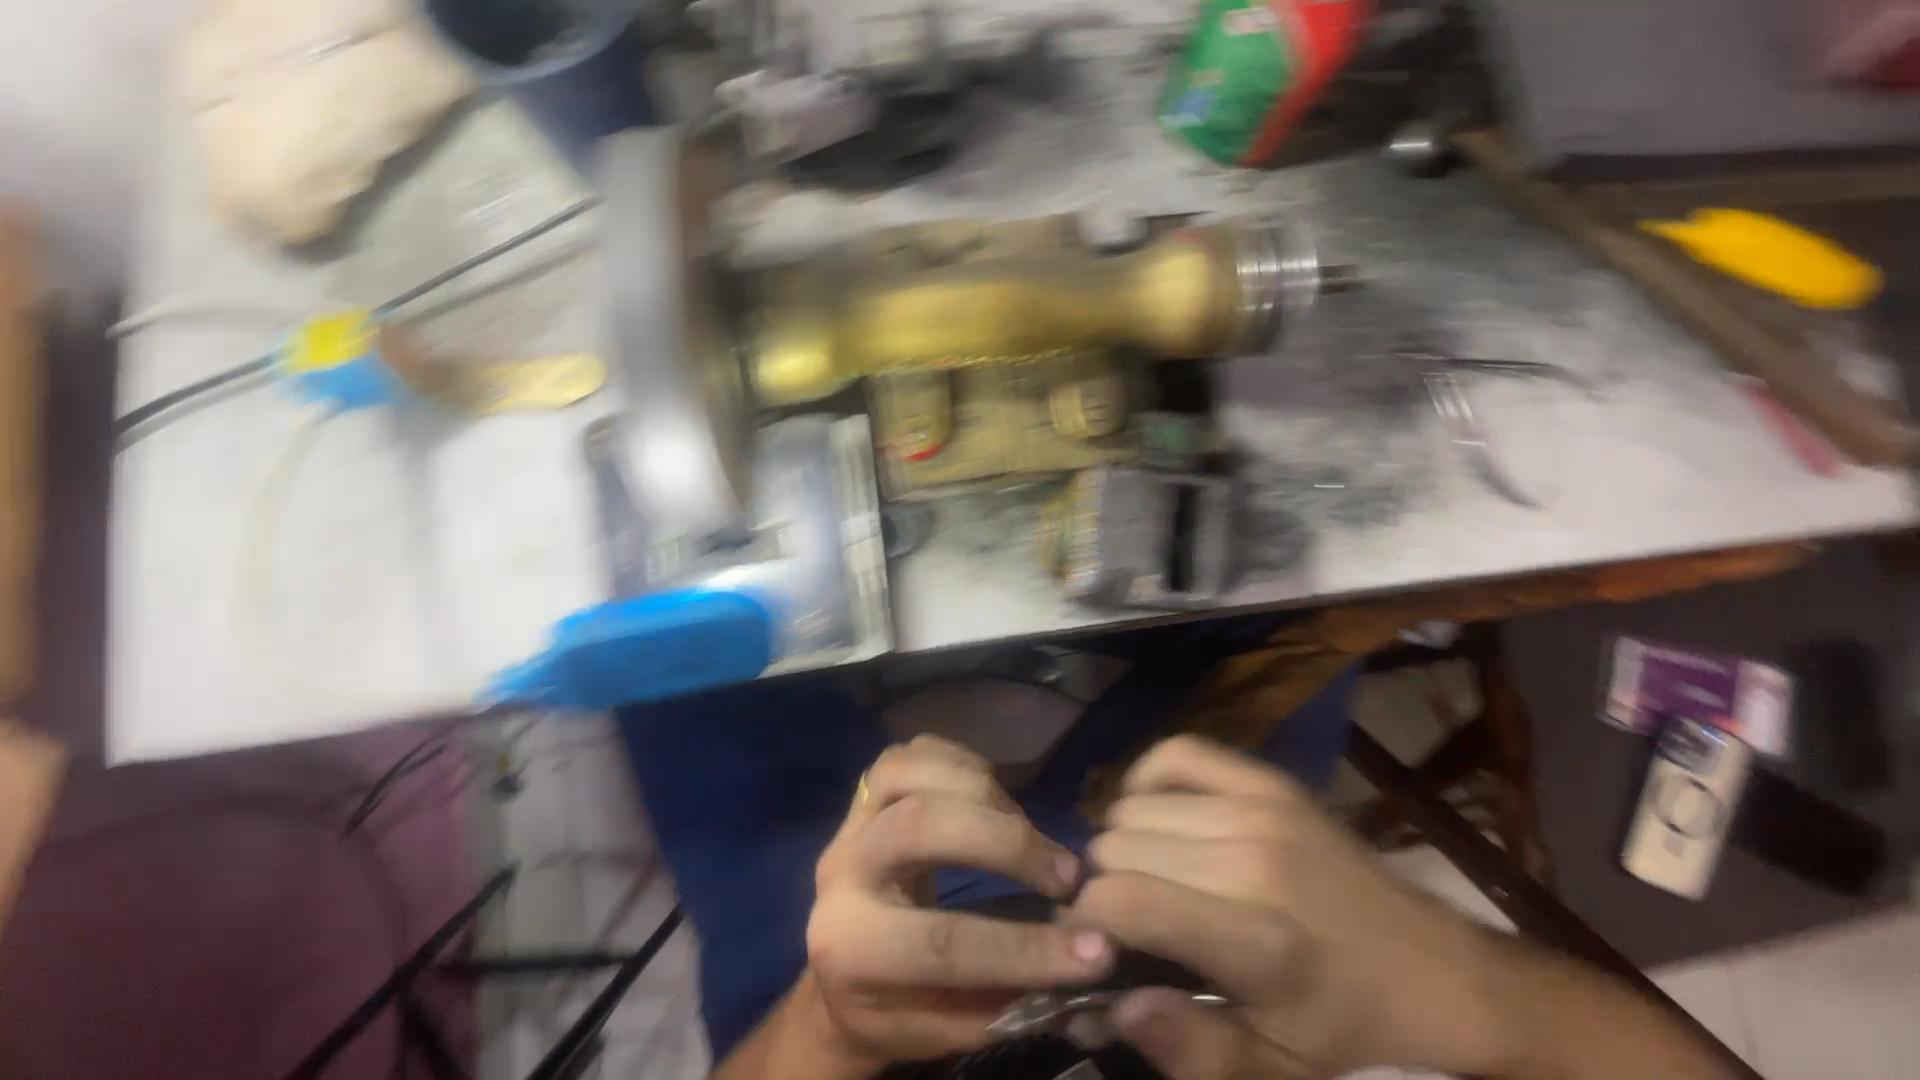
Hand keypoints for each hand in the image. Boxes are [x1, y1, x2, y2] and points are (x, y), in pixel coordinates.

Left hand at [802, 735, 1114, 1068]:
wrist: (842, 970)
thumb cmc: (897, 1008)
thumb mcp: (945, 1030)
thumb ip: (1004, 1003)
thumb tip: (1082, 966)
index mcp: (850, 947)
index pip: (941, 943)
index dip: (1024, 948)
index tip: (1098, 950)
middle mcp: (840, 873)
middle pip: (920, 825)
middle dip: (1007, 843)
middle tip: (1067, 875)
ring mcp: (849, 824)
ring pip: (905, 772)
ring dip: (983, 792)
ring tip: (1026, 828)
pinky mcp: (864, 794)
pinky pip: (909, 752)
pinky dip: (961, 763)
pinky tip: (995, 795)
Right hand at [1069, 736, 1508, 1079]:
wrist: (1436, 971)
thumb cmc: (1346, 1026)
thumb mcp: (1276, 1067)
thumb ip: (1190, 1048)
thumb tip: (1111, 1004)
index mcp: (1254, 940)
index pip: (1122, 899)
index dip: (1088, 923)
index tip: (1099, 948)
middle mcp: (1250, 859)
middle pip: (1117, 848)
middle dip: (1107, 887)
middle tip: (1131, 922)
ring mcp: (1262, 809)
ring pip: (1134, 807)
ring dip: (1126, 844)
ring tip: (1152, 877)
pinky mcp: (1272, 783)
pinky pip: (1178, 754)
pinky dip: (1151, 781)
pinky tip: (1158, 816)